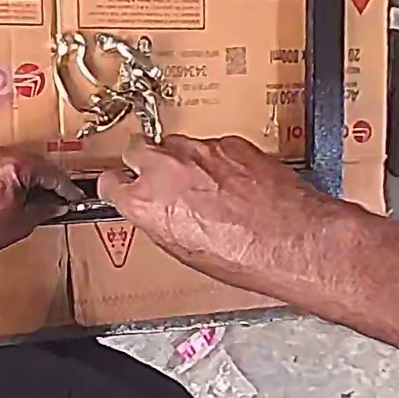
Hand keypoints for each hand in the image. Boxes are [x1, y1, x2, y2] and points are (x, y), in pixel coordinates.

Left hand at [0, 147, 83, 264]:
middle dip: (42, 178)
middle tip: (51, 194)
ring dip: (17, 175)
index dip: (66, 187)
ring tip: (22, 194)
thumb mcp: (21, 224)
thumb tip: (56, 205)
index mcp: (16, 168)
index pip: (51, 173)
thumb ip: (43, 210)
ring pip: (5, 161)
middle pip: (29, 162)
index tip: (71, 195)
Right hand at [97, 135, 346, 290]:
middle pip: (136, 150)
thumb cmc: (239, 256)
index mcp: (144, 202)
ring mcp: (197, 150)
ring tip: (206, 187)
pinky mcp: (228, 142)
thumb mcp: (181, 251)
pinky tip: (233, 182)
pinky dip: (217, 160)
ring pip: (176, 145)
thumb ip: (157, 221)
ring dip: (184, 161)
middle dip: (145, 162)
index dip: (118, 186)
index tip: (124, 188)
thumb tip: (156, 214)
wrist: (289, 239)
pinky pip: (211, 146)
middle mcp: (164, 169)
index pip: (109, 182)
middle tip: (163, 181)